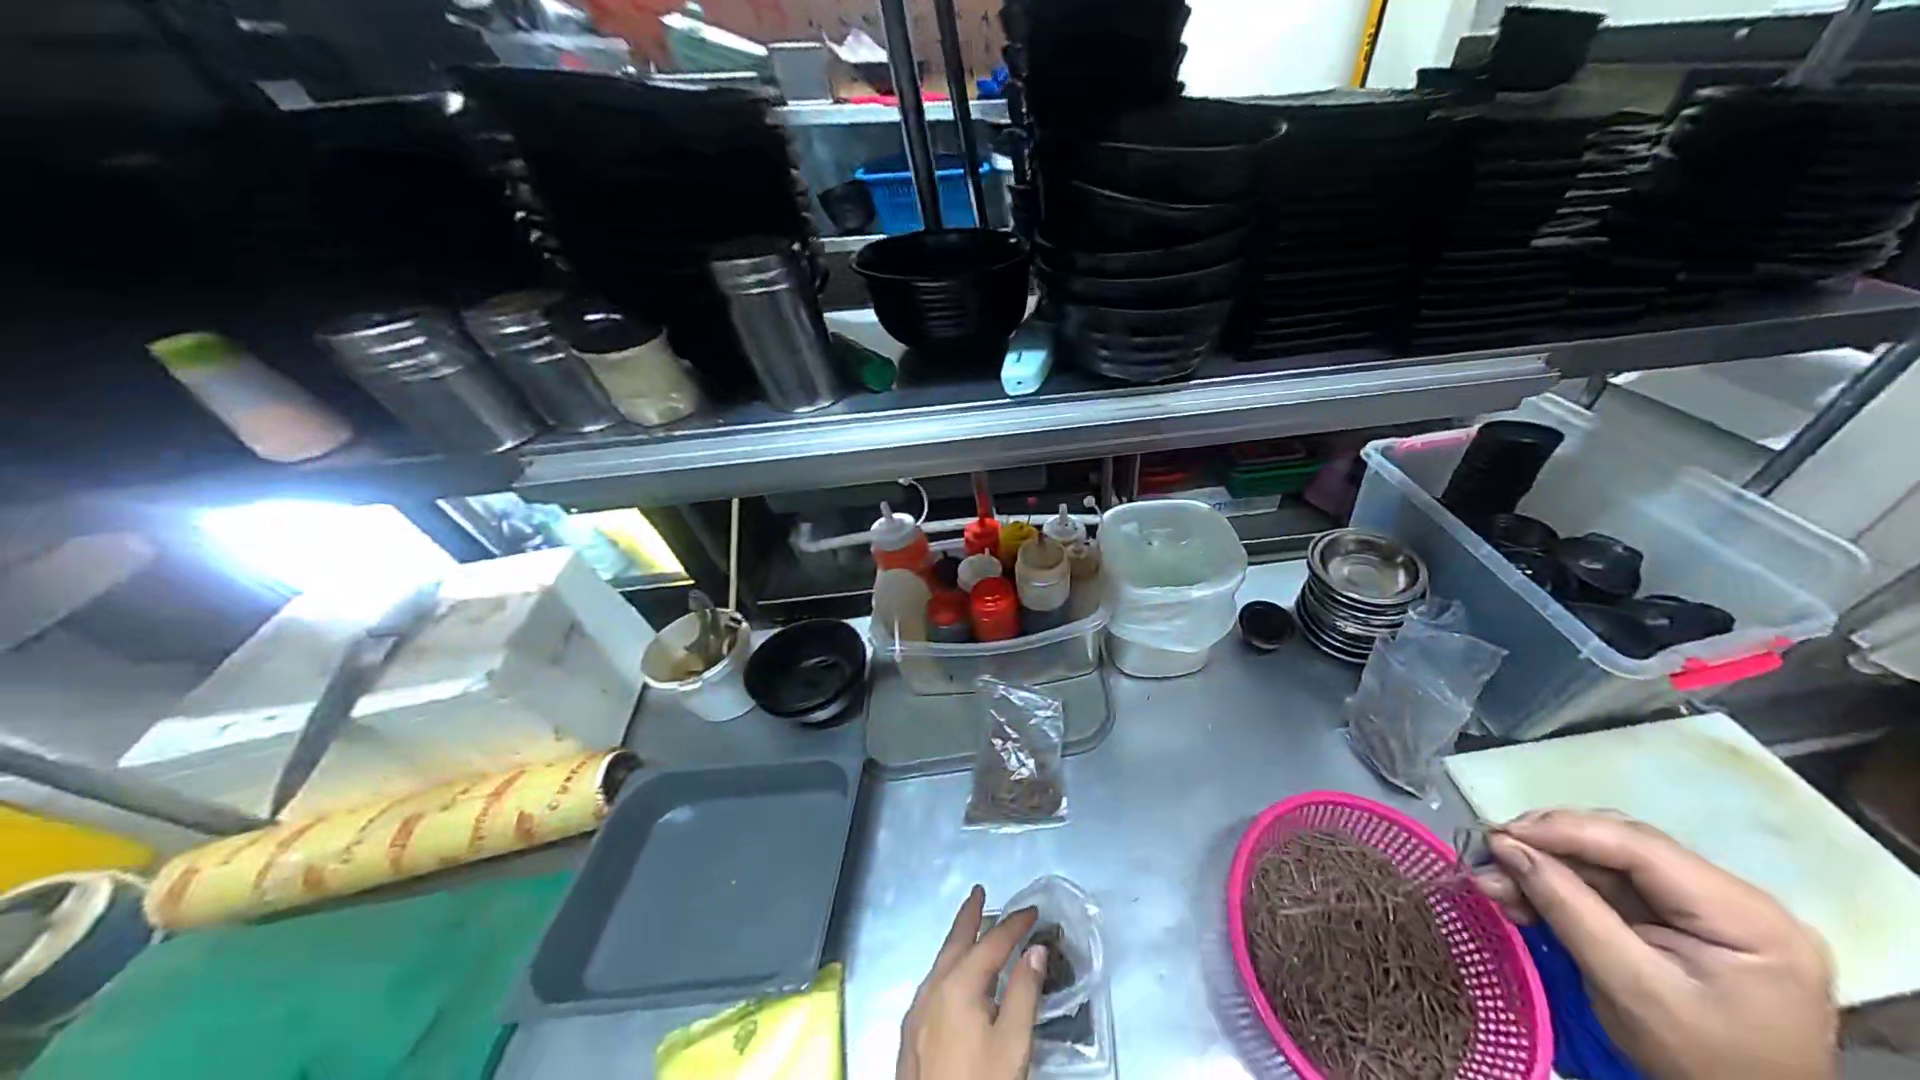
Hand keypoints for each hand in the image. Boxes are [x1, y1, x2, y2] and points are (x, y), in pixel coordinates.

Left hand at [897, 885, 1047, 1079]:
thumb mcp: (1014, 1044)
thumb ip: (1024, 993)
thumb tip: (1034, 950)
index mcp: (958, 986)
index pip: (991, 944)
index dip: (1013, 925)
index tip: (1032, 911)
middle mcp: (932, 989)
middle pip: (954, 942)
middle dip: (969, 916)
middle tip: (979, 891)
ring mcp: (917, 1010)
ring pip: (939, 961)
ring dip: (957, 939)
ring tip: (970, 926)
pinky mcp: (911, 1031)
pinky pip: (931, 980)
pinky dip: (947, 963)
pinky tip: (952, 974)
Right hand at [1475, 810, 1835, 1079]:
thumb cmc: (1700, 1062)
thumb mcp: (1631, 989)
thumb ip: (1570, 910)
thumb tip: (1505, 847)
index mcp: (1745, 915)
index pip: (1640, 846)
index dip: (1562, 830)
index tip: (1497, 835)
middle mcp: (1734, 897)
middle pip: (1621, 846)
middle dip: (1547, 848)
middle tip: (1489, 860)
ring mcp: (1709, 907)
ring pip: (1607, 861)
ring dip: (1546, 867)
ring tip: (1495, 882)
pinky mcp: (1684, 919)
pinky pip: (1611, 885)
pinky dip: (1562, 886)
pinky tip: (1524, 897)